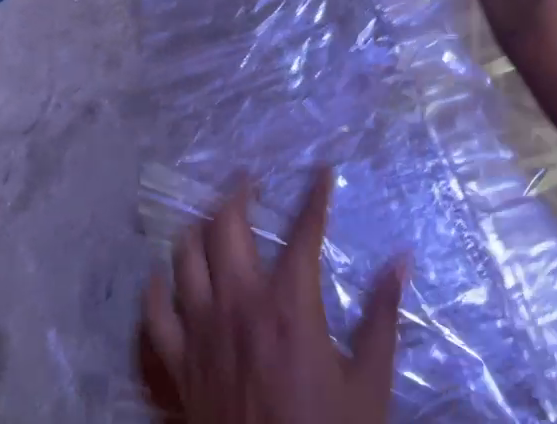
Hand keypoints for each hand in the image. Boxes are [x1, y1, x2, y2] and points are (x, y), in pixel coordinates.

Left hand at [142, 169, 406, 423]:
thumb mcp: (369, 383)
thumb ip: (381, 317)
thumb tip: (401, 262)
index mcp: (289, 305)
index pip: (304, 232)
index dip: (316, 196)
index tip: (323, 172)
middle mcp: (238, 305)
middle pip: (225, 227)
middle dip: (237, 194)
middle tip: (250, 180)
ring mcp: (201, 332)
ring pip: (184, 258)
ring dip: (197, 230)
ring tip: (210, 218)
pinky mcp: (177, 363)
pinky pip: (155, 314)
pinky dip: (158, 289)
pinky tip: (165, 277)